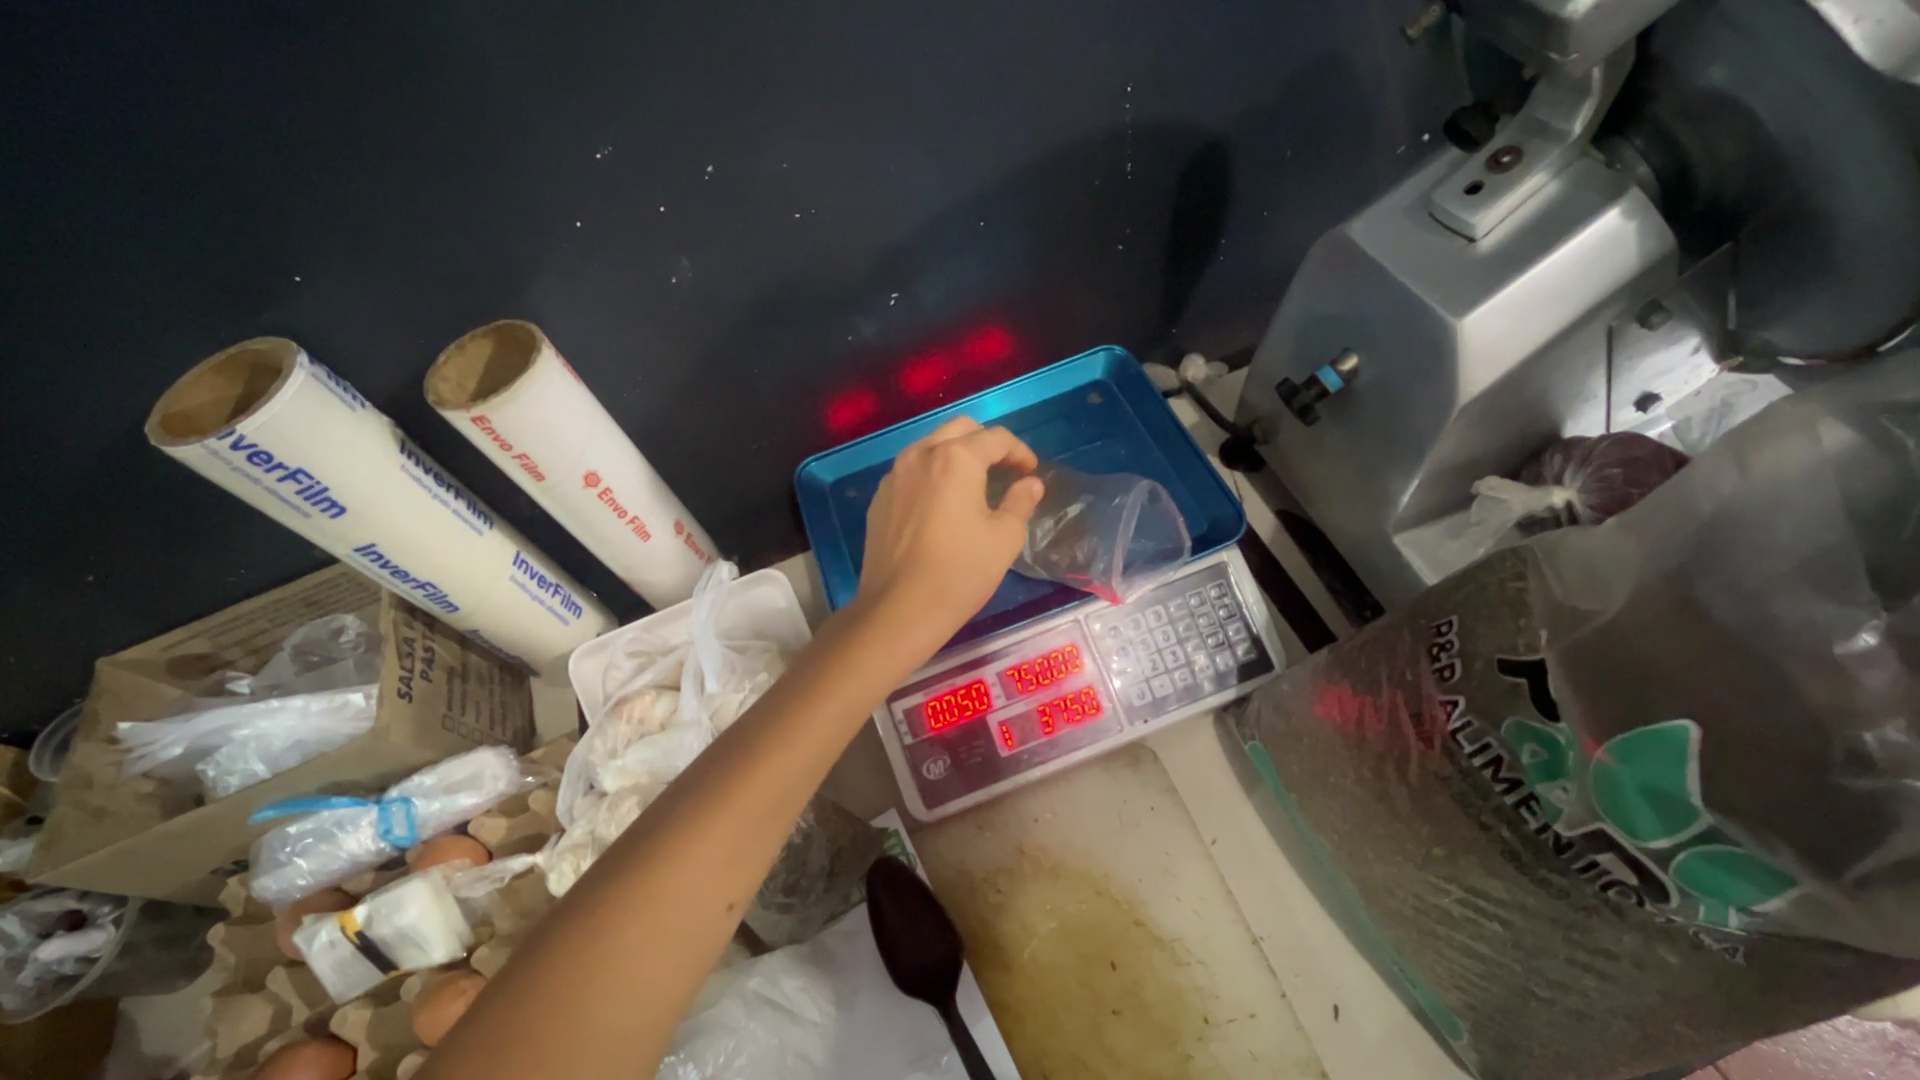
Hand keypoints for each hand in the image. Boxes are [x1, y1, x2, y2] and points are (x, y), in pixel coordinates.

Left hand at [857, 417, 1044, 637]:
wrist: (899, 609)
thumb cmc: (960, 572)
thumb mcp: (1004, 538)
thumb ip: (1020, 501)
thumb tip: (1029, 483)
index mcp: (956, 459)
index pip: (995, 438)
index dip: (1019, 451)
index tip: (1030, 471)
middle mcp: (920, 455)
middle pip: (959, 430)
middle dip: (986, 442)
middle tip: (1004, 468)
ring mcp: (894, 476)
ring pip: (931, 446)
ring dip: (956, 455)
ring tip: (974, 483)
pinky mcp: (879, 499)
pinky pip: (911, 472)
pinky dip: (932, 475)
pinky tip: (942, 504)